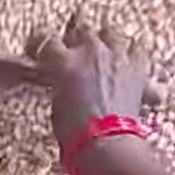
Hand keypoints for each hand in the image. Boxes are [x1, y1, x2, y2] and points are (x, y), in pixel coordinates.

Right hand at [26, 10, 153, 146]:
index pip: (47, 42)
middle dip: (75, 38)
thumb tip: (64, 82)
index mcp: (65, 63)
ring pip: (110, 31)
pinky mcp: (138, 67)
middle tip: (72, 48)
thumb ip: (60, 86)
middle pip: (82, 29)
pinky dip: (129, 51)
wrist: (106, 145)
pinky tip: (125, 59)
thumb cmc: (77, 134)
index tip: (37, 48)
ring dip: (104, 39)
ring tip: (101, 49)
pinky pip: (136, 46)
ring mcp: (117, 56)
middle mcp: (91, 52)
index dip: (40, 45)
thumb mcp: (58, 108)